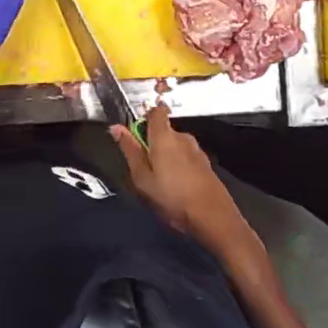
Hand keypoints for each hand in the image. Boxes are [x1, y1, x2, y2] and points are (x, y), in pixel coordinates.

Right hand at [111, 106, 246, 242]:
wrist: (212, 216)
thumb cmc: (172, 196)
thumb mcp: (142, 177)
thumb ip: (130, 150)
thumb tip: (116, 127)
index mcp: (164, 137)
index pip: (156, 111)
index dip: (145, 116)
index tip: (136, 133)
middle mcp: (182, 138)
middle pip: (163, 131)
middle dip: (152, 143)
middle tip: (143, 168)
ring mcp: (196, 150)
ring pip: (174, 145)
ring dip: (165, 156)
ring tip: (160, 181)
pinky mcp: (205, 163)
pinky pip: (184, 156)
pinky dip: (177, 165)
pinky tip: (176, 186)